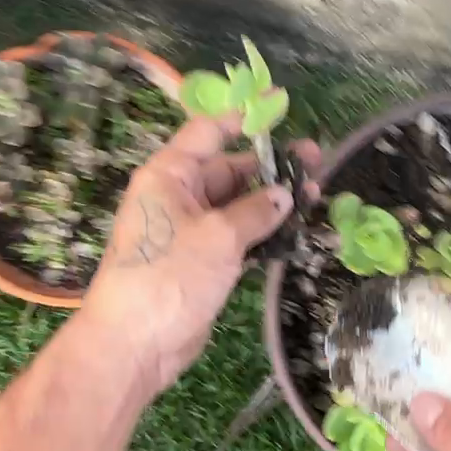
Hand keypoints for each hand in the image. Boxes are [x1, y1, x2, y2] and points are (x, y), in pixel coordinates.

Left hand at [79, 115, 319, 397]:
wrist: (134, 344)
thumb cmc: (169, 276)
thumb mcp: (217, 237)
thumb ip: (255, 211)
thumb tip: (283, 196)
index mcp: (169, 175)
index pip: (208, 132)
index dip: (244, 118)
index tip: (279, 105)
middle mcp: (179, 196)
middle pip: (230, 169)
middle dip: (271, 167)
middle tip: (317, 163)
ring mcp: (191, 230)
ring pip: (238, 205)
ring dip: (272, 202)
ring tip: (316, 196)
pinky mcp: (203, 261)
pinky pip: (238, 236)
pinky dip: (264, 234)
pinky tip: (296, 232)